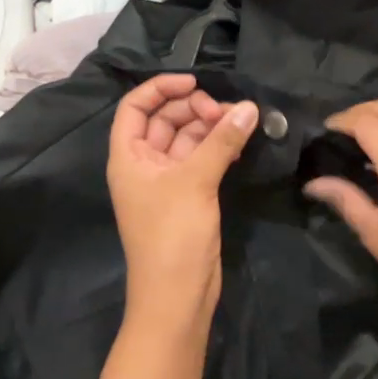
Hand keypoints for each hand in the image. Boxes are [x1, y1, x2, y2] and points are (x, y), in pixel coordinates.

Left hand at [107, 74, 258, 335]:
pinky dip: (218, 149)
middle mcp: (144, 165)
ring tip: (241, 122)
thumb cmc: (172, 235)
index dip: (161, 88)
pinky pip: (201, 160)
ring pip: (187, 140)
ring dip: (211, 128)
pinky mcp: (189, 197)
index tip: (196, 82)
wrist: (176, 296)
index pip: (135, 107)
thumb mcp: (195, 182)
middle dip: (194, 109)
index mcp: (128, 157)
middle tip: (226, 112)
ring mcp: (166, 182)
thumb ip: (221, 141)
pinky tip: (239, 144)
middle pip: (165, 120)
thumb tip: (249, 106)